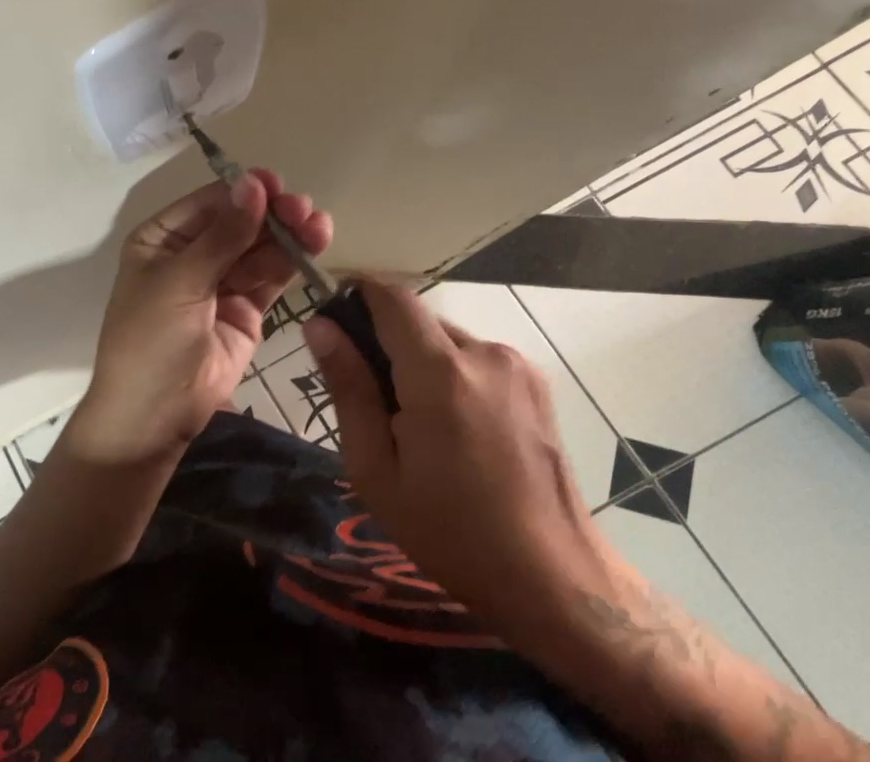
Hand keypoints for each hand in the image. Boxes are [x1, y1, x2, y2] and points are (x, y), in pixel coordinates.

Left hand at [63, 169, 331, 464]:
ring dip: (286, 236)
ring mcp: (219, 284)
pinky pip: (269, 279)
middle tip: (303, 210)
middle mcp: (190, 256)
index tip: (276, 184)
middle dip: (270, 215)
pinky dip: (290, 263)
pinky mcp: (245, 311)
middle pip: (238, 224)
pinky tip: (314, 245)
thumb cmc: (150, 341)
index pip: (207, 205)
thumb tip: (253, 185)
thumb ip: (222, 237)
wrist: (154, 415)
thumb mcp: (179, 283)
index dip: (241, 193)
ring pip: (258, 249)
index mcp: (160, 240)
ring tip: (317, 225)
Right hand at [303, 280, 626, 641]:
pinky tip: (450, 430)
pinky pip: (476, 361)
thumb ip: (348, 389)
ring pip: (448, 340)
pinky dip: (451, 377)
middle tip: (364, 397)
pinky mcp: (537, 385)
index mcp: (440, 373)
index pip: (391, 298)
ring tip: (409, 424)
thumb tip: (319, 327)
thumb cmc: (448, 530)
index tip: (329, 317)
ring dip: (418, 362)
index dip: (355, 294)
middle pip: (418, 319)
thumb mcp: (375, 467)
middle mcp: (485, 354)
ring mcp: (518, 368)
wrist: (550, 575)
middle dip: (384, 341)